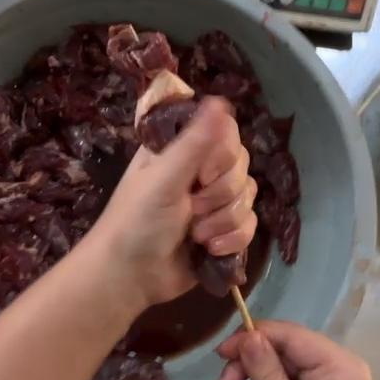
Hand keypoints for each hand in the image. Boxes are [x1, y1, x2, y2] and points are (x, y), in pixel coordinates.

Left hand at [78, 98, 256, 309]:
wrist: (130, 278)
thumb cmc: (137, 221)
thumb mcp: (164, 178)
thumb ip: (194, 142)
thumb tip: (219, 101)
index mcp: (179, 149)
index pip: (225, 132)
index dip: (222, 154)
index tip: (203, 173)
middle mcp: (198, 170)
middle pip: (241, 164)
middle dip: (221, 193)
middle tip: (192, 207)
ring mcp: (212, 201)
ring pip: (248, 195)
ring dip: (225, 220)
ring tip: (197, 234)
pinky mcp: (223, 230)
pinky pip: (250, 223)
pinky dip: (233, 239)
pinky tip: (210, 249)